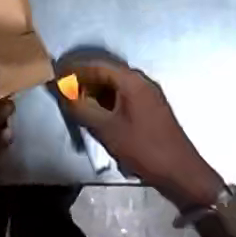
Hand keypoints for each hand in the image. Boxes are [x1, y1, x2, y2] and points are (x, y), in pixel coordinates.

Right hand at [60, 63, 223, 210]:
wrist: (180, 172)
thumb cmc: (143, 148)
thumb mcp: (107, 130)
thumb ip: (82, 108)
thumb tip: (61, 91)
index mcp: (132, 80)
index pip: (97, 64)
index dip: (74, 68)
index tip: (55, 73)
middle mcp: (141, 81)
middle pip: (106, 72)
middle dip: (82, 79)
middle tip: (61, 89)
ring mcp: (148, 95)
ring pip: (114, 85)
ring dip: (94, 91)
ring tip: (74, 102)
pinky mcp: (150, 109)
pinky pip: (122, 96)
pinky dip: (106, 101)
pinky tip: (95, 113)